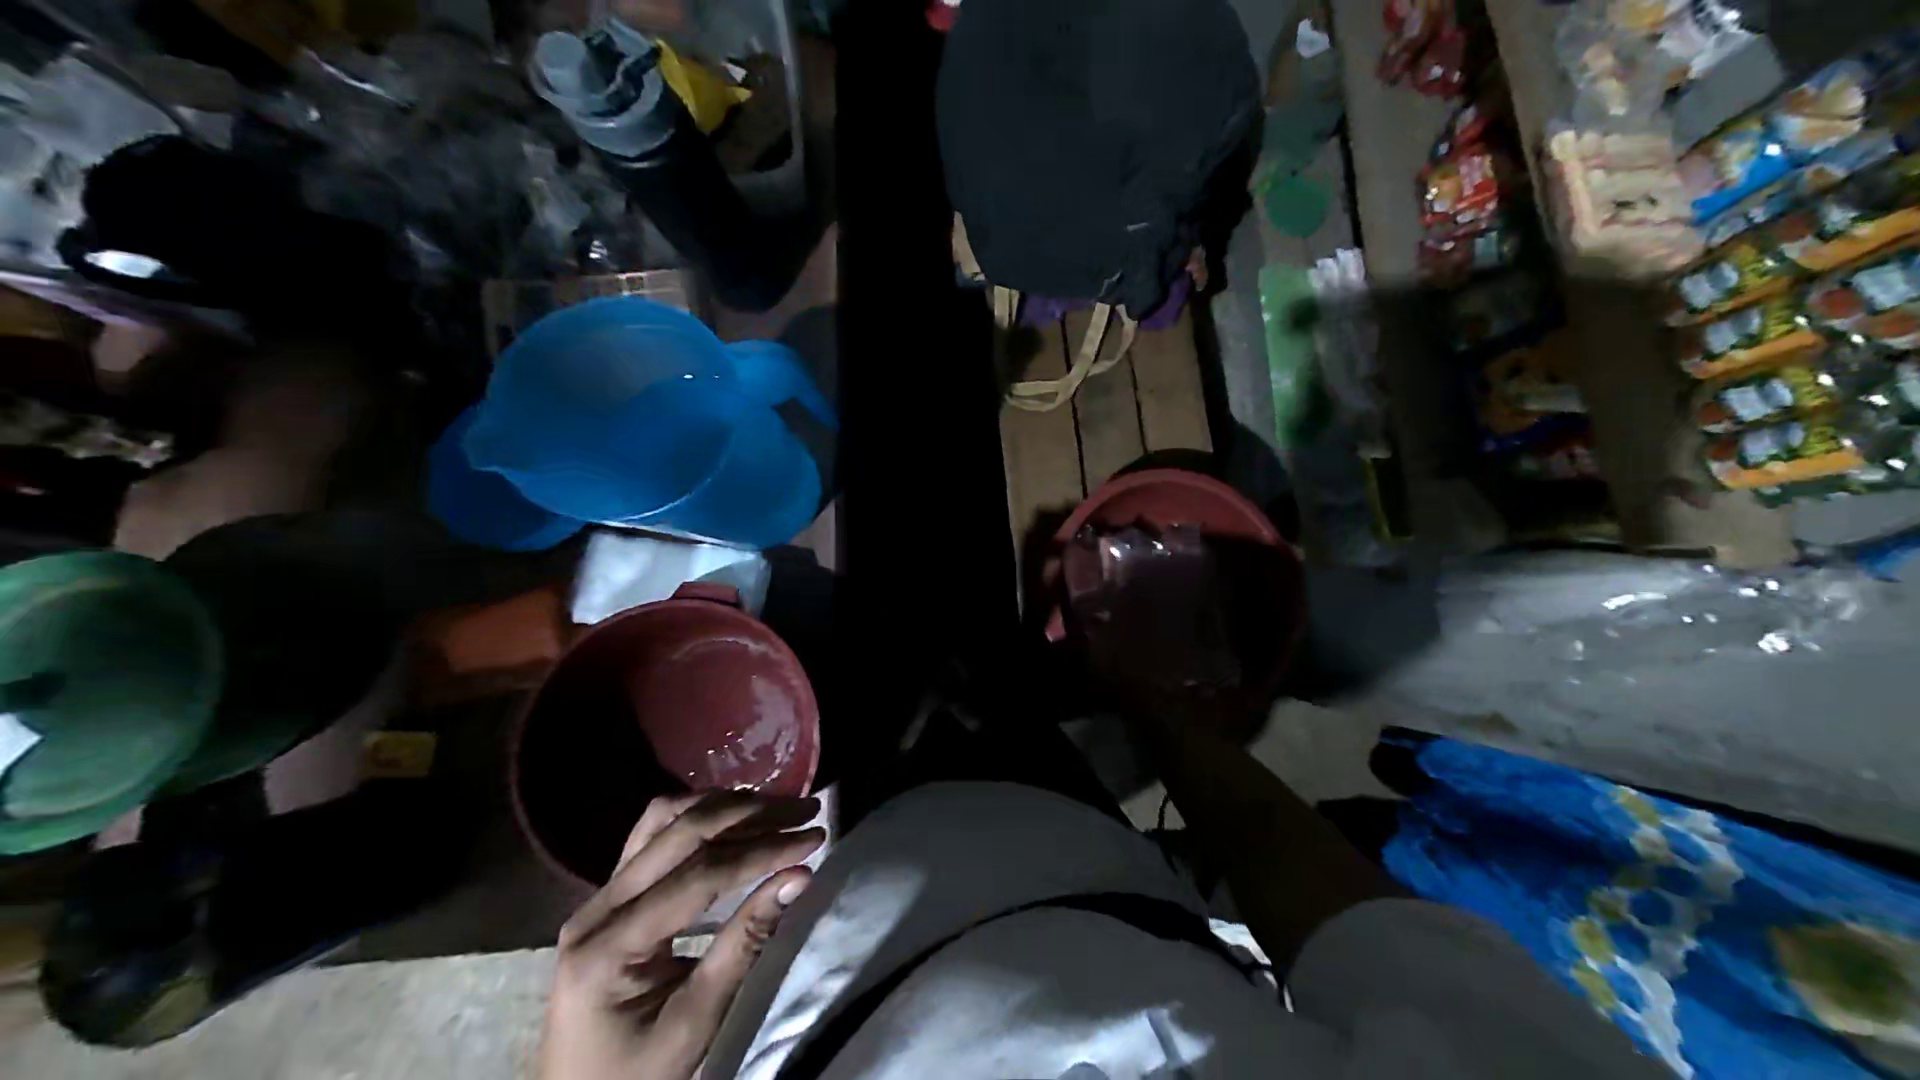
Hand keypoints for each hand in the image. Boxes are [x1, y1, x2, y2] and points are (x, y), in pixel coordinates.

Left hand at [539, 791, 825, 1079]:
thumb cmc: (638, 1079)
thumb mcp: (696, 1023)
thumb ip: (745, 945)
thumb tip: (799, 877)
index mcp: (609, 944)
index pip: (699, 873)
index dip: (761, 850)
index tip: (814, 838)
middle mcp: (597, 905)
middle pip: (681, 831)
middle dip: (751, 814)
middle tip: (805, 810)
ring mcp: (600, 895)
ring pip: (665, 819)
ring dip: (726, 807)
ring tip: (776, 809)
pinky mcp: (611, 895)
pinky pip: (656, 834)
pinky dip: (701, 818)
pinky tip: (735, 821)